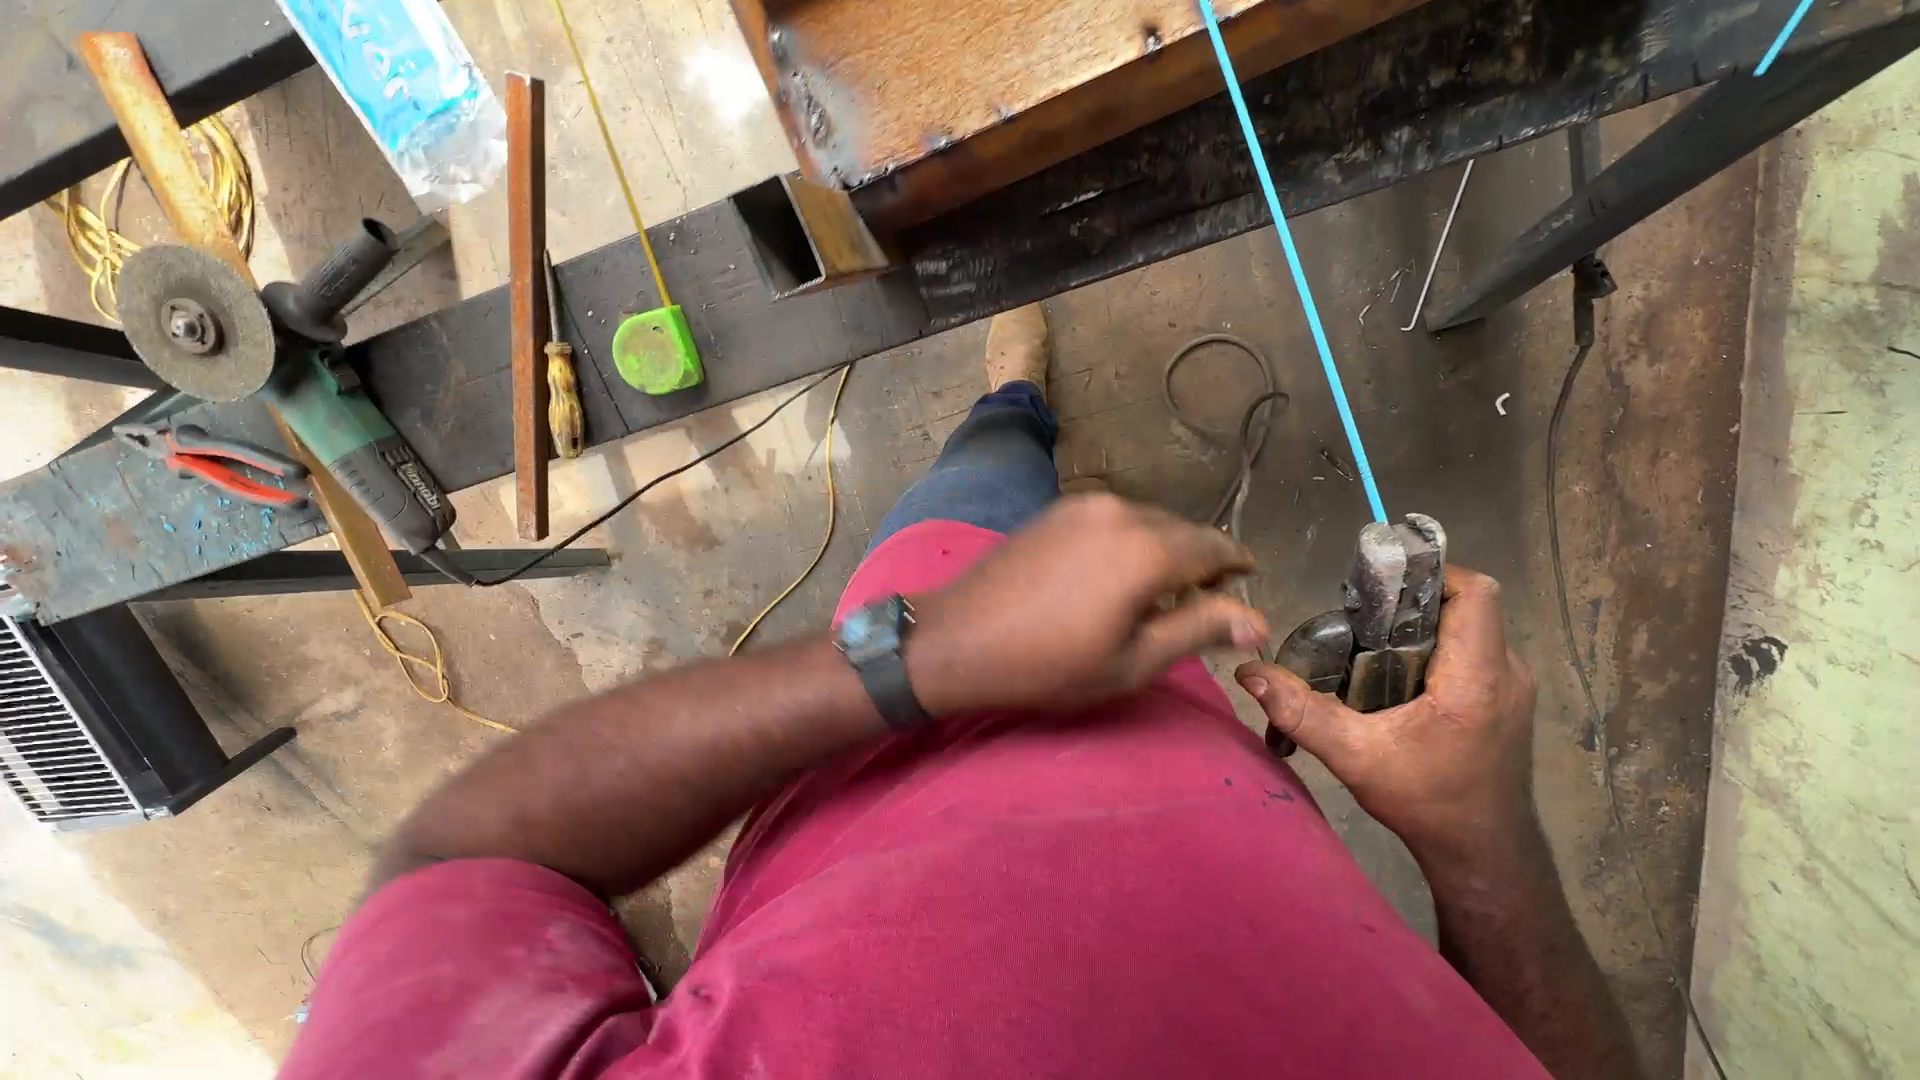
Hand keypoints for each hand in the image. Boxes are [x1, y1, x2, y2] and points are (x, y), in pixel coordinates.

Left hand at [906, 494, 1268, 713]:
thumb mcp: (1131, 661)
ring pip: (1147, 521)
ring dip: (1164, 549)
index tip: (1250, 578)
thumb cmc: (1047, 665)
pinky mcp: (1056, 510)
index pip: (1215, 548)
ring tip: (1160, 593)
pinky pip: (1114, 519)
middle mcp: (1120, 512)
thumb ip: (1197, 630)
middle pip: (1182, 531)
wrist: (957, 638)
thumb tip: (1257, 619)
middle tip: (1206, 599)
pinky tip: (1118, 574)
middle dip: (1201, 560)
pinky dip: (1130, 539)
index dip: (1237, 564)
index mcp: (1147, 550)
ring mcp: (1083, 505)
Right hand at [1234, 566, 1538, 865]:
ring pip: (1468, 627)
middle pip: (1466, 606)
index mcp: (1478, 679)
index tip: (1381, 586)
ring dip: (1421, 627)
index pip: (1477, 594)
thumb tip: (1248, 674)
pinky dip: (1434, 648)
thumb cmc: (1426, 802)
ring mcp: (1510, 685)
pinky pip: (1471, 649)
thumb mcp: (1353, 757)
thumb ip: (1300, 712)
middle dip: (1412, 604)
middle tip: (1361, 624)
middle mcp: (1506, 672)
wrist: (1481, 852)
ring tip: (1370, 648)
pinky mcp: (1504, 697)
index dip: (1433, 574)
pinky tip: (1394, 675)